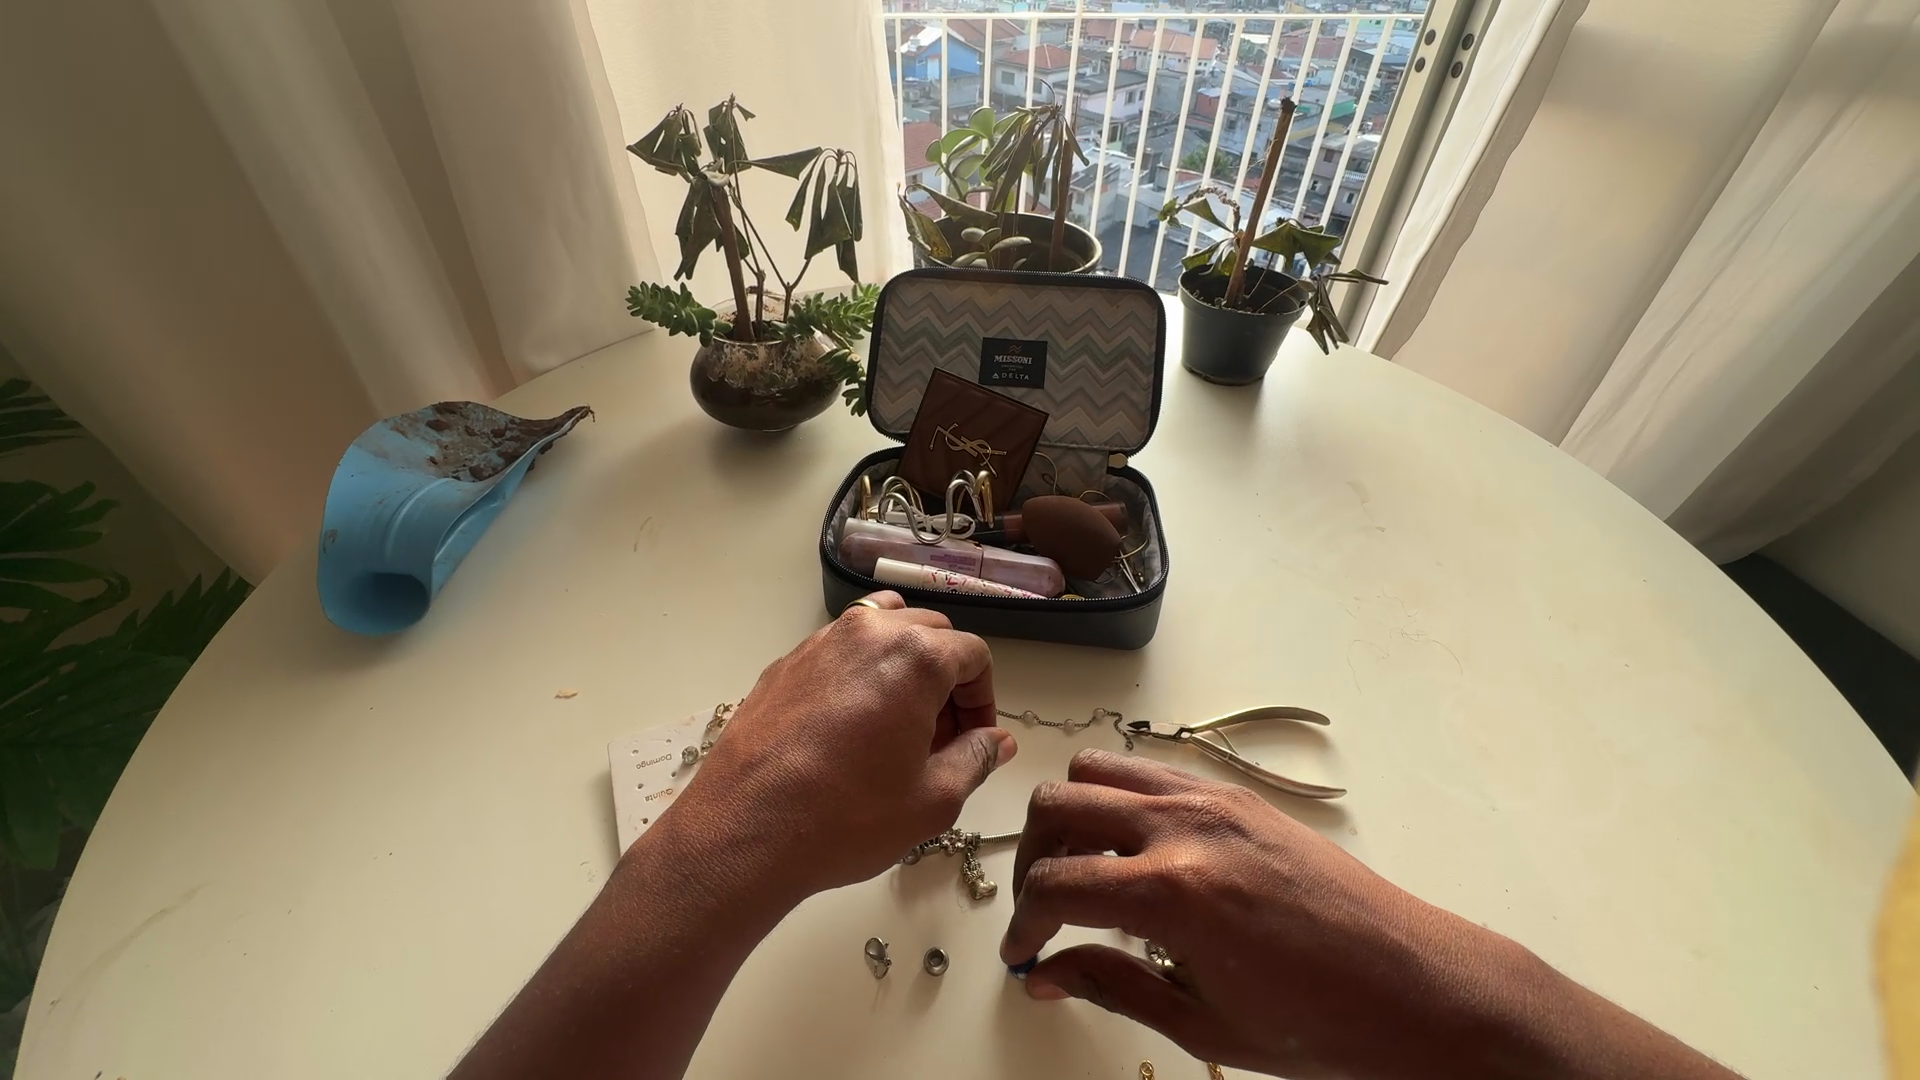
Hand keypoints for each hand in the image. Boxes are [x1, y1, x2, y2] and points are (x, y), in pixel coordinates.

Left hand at [662, 591, 1017, 902]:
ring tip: (896, 719)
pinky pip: (841, 648)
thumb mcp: (932, 799)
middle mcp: (870, 632)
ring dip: (904, 665)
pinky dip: (861, 670)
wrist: (743, 831)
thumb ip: (976, 758)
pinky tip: (849, 724)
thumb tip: (998, 741)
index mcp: (915, 656)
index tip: (972, 740)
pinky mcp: (786, 660)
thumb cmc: (847, 818)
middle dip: (947, 680)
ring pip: (884, 630)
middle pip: (931, 634)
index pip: (973, 654)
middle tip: (939, 737)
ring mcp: (821, 641)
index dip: (983, 698)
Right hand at [998, 750, 1731, 1079]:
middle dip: (1030, 855)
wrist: (1418, 984)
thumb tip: (1042, 975)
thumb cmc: (1316, 1024)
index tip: (1023, 951)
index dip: (1024, 921)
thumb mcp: (1202, 1024)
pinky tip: (1133, 843)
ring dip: (1069, 813)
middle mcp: (1179, 824)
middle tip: (1043, 903)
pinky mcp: (1231, 790)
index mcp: (1170, 893)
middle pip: (1056, 803)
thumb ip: (1109, 985)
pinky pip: (1146, 769)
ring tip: (1082, 863)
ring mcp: (1207, 796)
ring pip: (1095, 768)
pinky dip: (1116, 795)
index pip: (1054, 885)